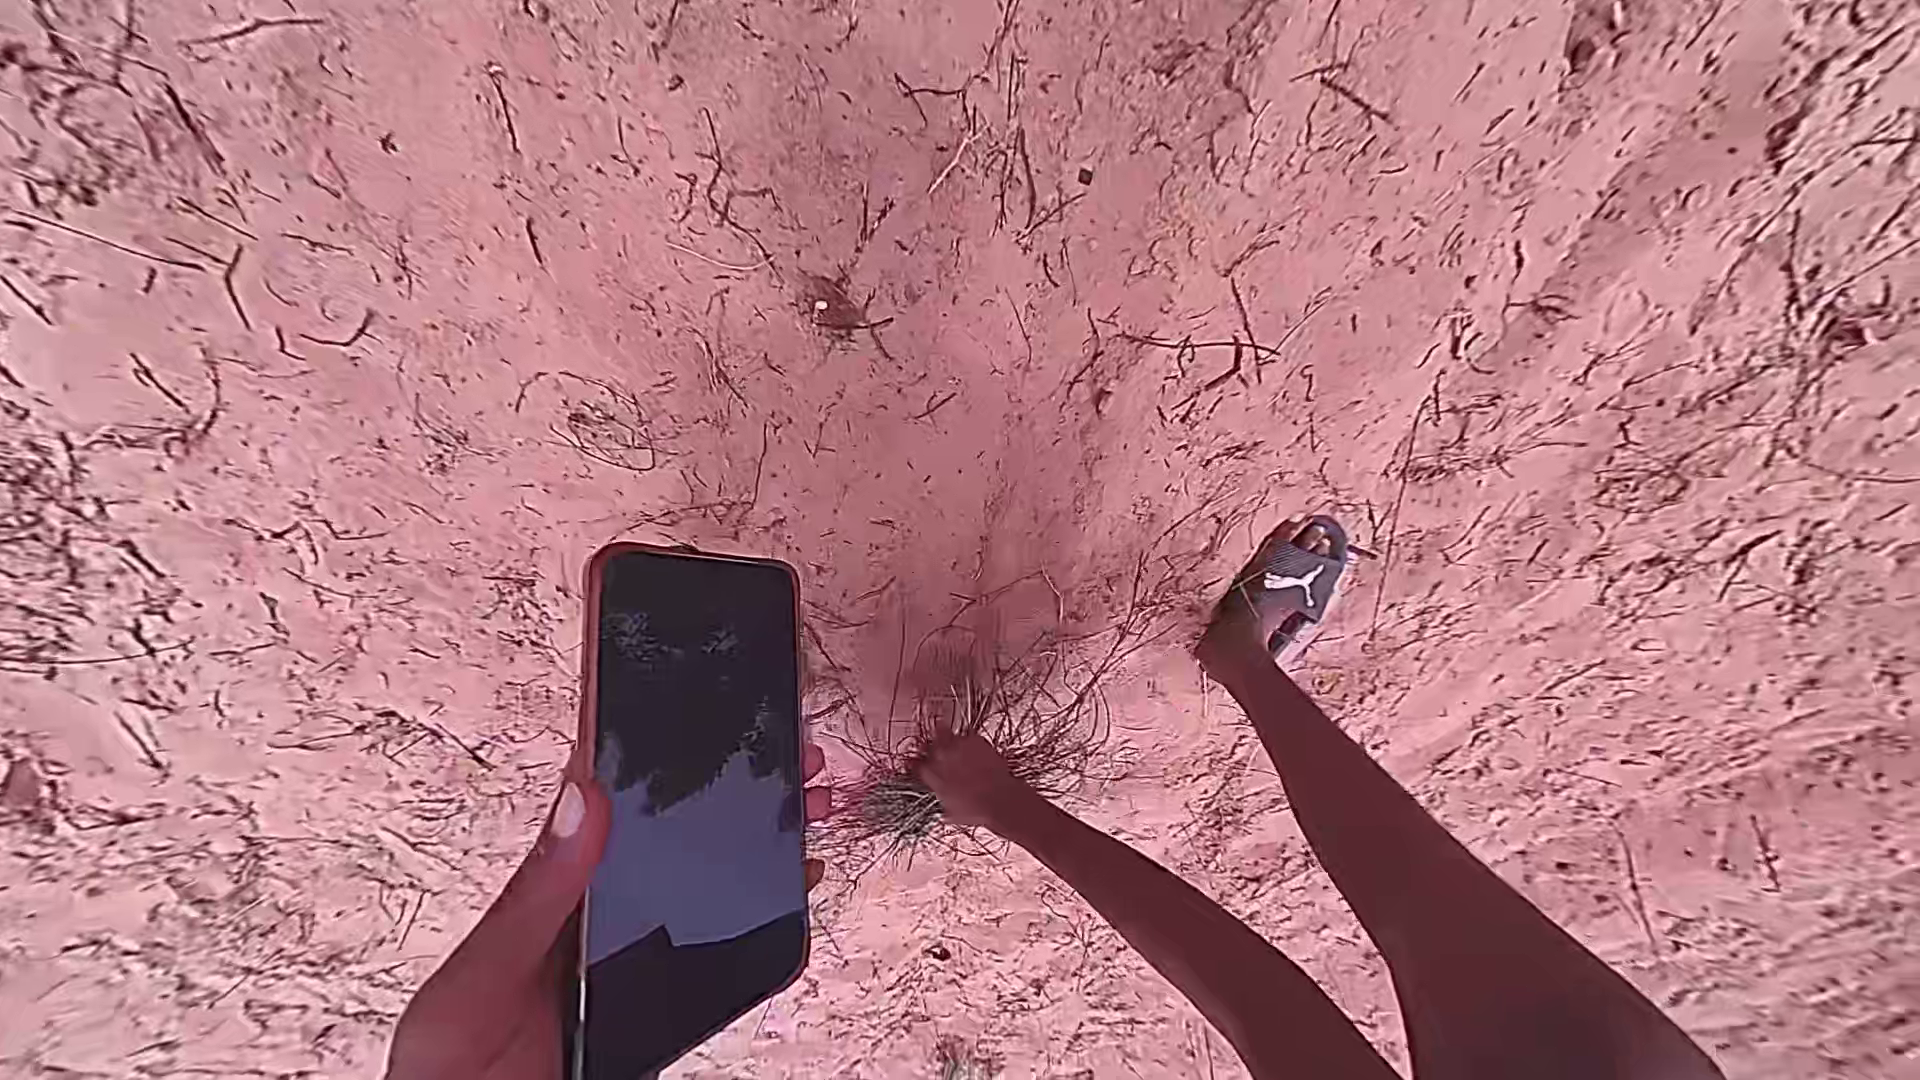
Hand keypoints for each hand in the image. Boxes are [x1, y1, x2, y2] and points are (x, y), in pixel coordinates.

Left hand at [387, 743, 832, 1079]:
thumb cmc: (457, 1073)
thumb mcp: (480, 985)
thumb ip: (531, 899)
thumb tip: (587, 790)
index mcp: (570, 877)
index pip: (629, 792)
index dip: (682, 749)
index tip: (734, 718)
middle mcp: (617, 893)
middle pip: (694, 821)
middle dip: (753, 784)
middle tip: (801, 758)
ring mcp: (651, 934)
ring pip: (723, 865)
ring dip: (774, 831)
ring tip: (815, 807)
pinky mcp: (679, 979)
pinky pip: (737, 929)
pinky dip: (778, 899)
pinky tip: (804, 880)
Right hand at [916, 733, 1038, 831]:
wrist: (999, 799)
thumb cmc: (976, 810)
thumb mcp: (952, 813)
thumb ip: (944, 803)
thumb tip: (944, 810)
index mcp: (932, 776)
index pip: (917, 764)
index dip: (920, 764)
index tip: (925, 764)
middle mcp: (941, 758)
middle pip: (928, 744)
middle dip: (931, 746)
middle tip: (938, 750)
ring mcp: (957, 746)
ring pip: (944, 732)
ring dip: (946, 737)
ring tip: (953, 743)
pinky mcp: (974, 739)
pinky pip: (967, 735)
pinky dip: (968, 740)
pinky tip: (974, 748)